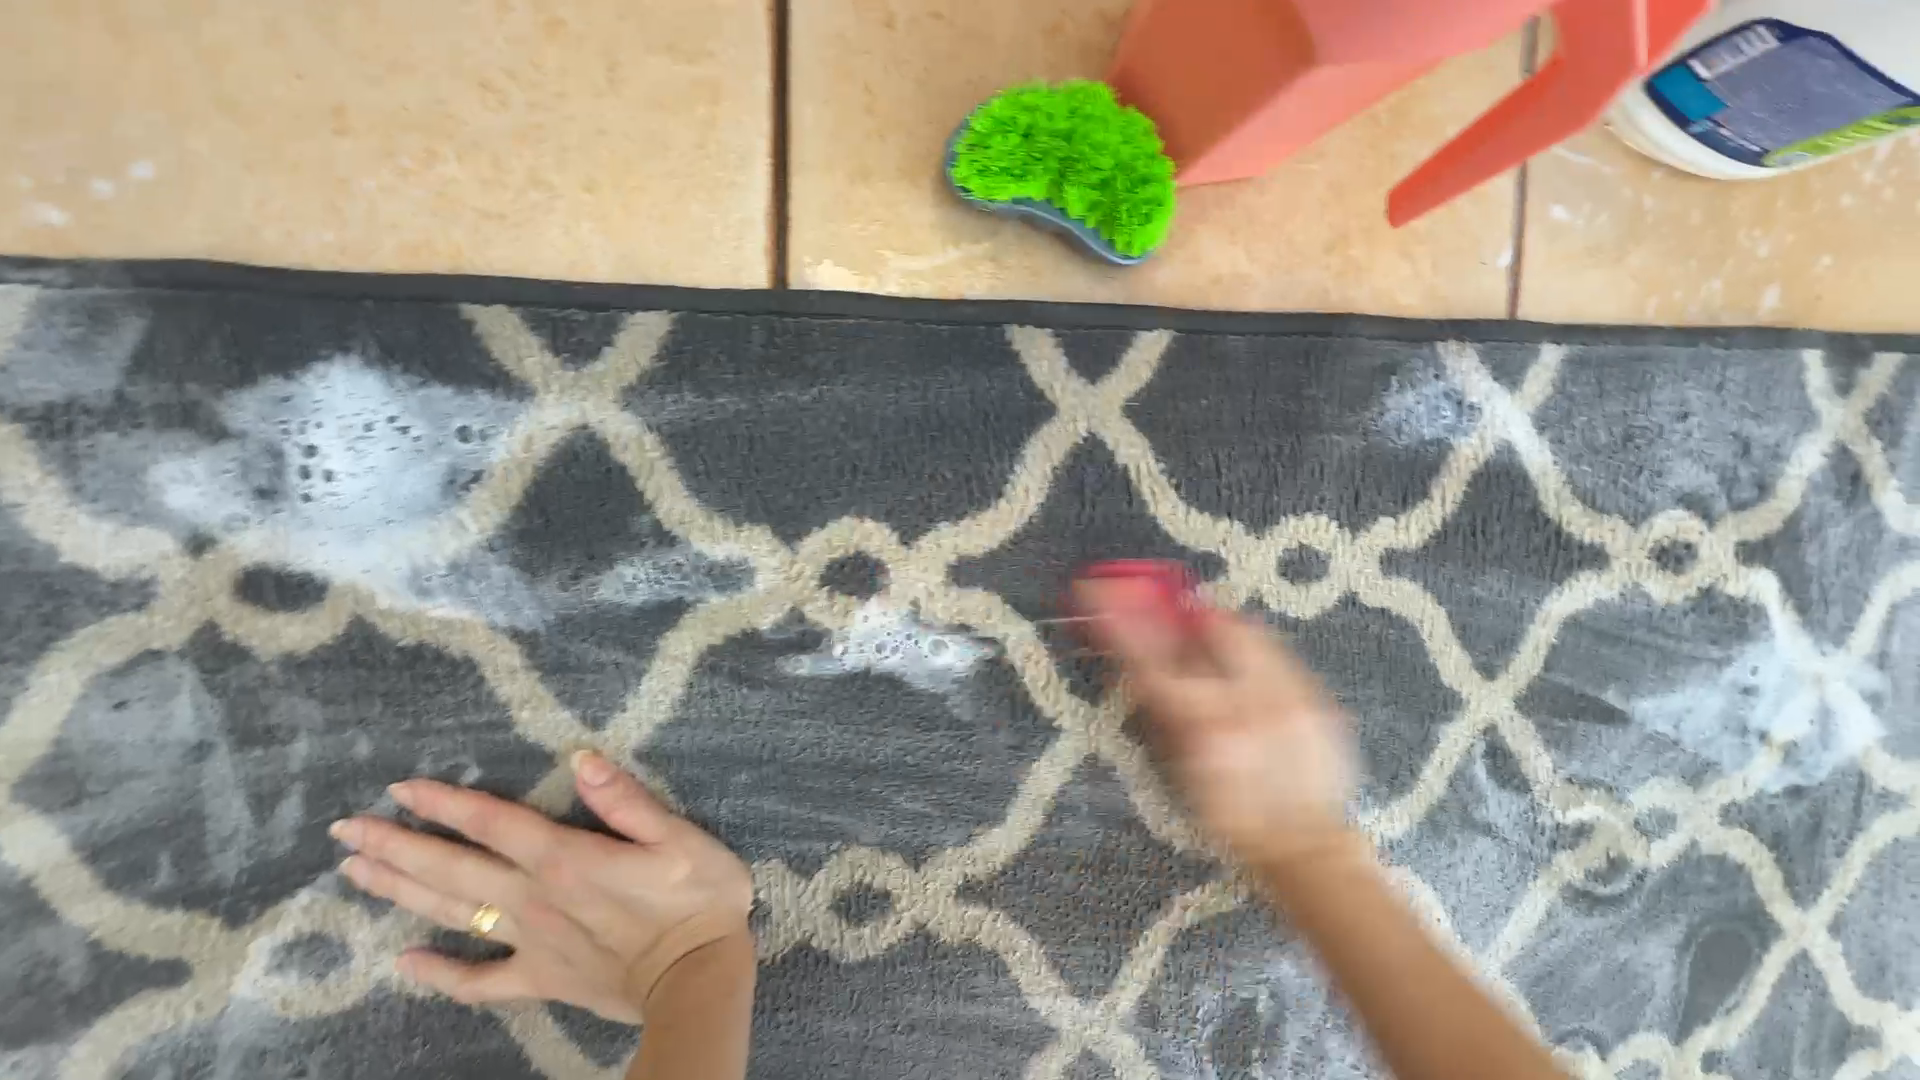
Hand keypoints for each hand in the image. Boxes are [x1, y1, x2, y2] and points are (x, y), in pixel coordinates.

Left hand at [330, 751, 752, 1023]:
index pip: (492, 823)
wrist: (699, 977)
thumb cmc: (697, 897)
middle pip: (454, 869)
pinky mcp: (541, 979)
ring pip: (453, 914)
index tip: (399, 789)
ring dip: (402, 892)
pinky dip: (439, 973)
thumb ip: (626, 800)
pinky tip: (403, 963)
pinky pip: (479, 981)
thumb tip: (582, 759)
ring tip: (355, 874)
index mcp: (565, 859)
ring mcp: (531, 944)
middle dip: (398, 847)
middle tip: (345, 831)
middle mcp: (534, 899)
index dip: (445, 804)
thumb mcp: (678, 836)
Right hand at [1074, 577, 1357, 871]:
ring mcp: (1293, 700)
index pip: (1151, 659)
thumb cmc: (1226, 815)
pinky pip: (1280, 654)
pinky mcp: (1320, 701)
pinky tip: (1249, 674)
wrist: (1301, 844)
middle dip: (1183, 612)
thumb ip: (1159, 709)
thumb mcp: (1178, 771)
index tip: (1099, 589)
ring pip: (1250, 632)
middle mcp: (1251, 708)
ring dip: (1220, 628)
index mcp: (1205, 730)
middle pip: (1210, 627)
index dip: (1120, 620)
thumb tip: (1132, 658)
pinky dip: (1255, 652)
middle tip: (1166, 610)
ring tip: (1210, 642)